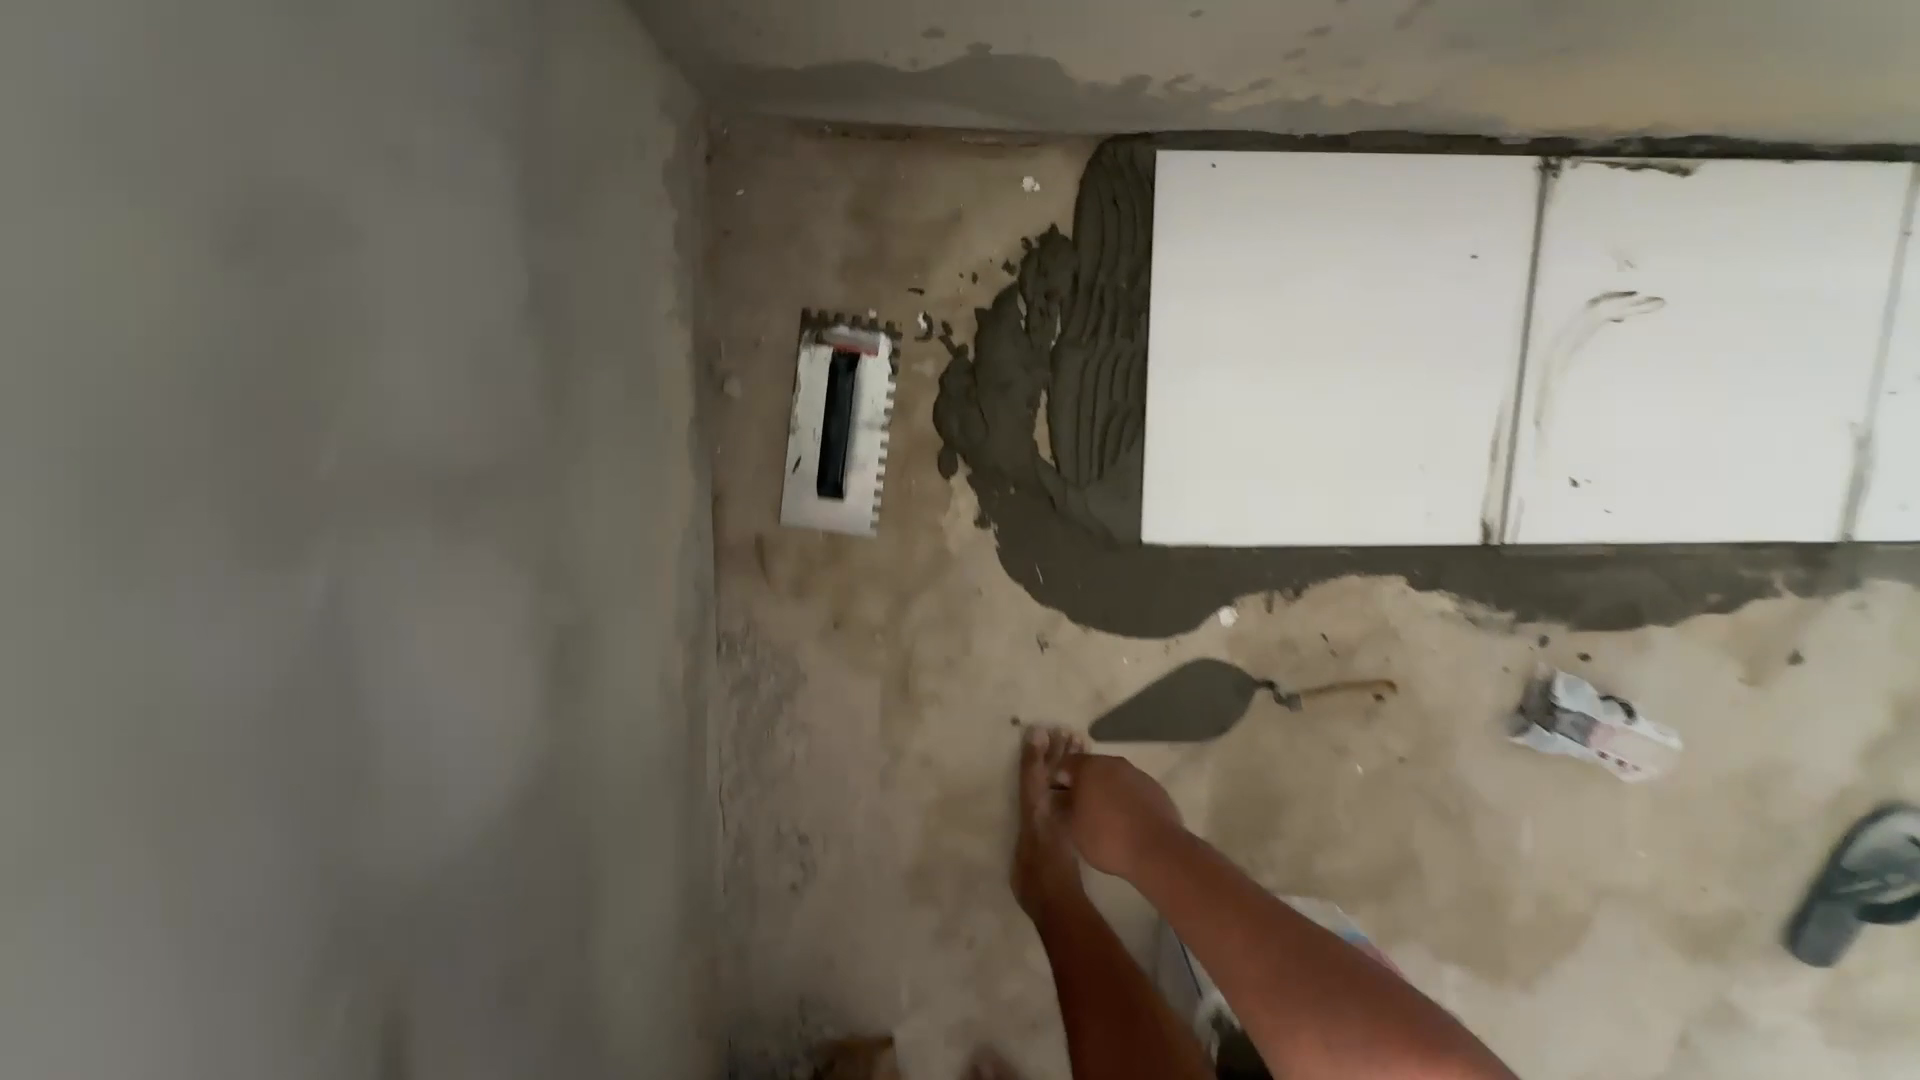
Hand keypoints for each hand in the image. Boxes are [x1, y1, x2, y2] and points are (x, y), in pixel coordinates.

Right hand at [1055, 752, 1184, 880]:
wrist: (1157, 851)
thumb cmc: (1106, 837)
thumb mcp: (1073, 828)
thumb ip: (1062, 809)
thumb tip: (1059, 800)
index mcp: (1089, 767)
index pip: (1065, 764)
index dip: (1058, 780)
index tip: (1056, 799)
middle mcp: (1114, 763)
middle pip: (1092, 769)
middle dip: (1084, 785)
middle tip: (1079, 810)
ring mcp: (1138, 775)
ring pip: (1115, 779)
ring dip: (1107, 792)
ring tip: (1105, 819)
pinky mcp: (1157, 790)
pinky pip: (1134, 791)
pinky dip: (1127, 801)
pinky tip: (1127, 824)